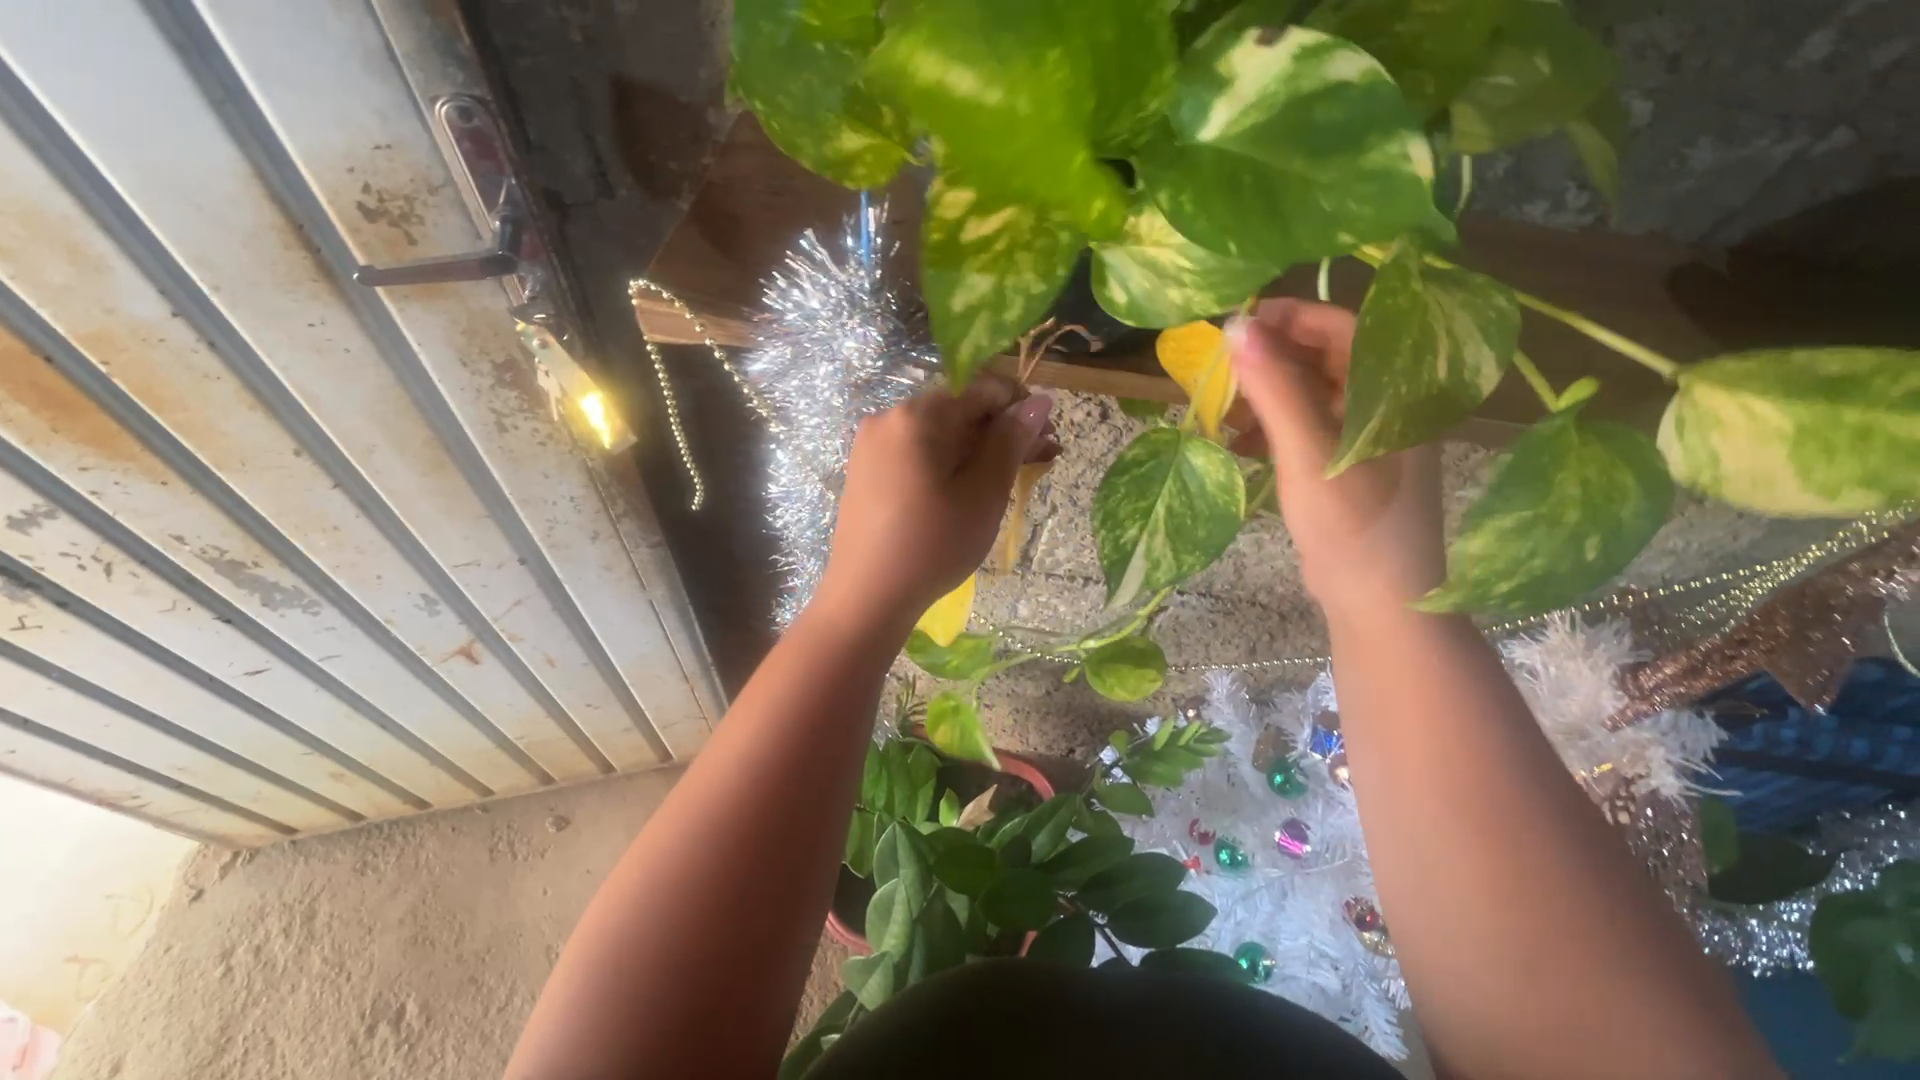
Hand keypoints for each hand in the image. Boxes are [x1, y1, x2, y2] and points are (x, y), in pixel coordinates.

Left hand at [815, 376, 1053, 631]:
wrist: (867, 599)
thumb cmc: (933, 545)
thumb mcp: (983, 493)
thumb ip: (1011, 441)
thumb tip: (1039, 400)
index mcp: (917, 415)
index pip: (983, 390)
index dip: (1022, 409)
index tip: (1049, 440)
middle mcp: (889, 418)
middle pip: (959, 410)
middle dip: (1001, 432)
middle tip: (1039, 463)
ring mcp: (872, 446)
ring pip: (939, 435)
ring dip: (978, 450)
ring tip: (1009, 481)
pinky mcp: (867, 472)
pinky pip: (917, 454)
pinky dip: (949, 465)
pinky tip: (970, 489)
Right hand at [1228, 299, 1445, 615]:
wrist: (1380, 602)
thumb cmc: (1352, 523)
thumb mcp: (1307, 450)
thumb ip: (1274, 387)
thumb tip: (1236, 325)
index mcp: (1393, 393)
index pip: (1343, 328)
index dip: (1291, 318)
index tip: (1239, 324)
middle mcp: (1387, 408)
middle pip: (1325, 361)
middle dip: (1271, 362)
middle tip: (1224, 373)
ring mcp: (1370, 441)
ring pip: (1313, 397)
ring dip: (1268, 398)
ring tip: (1226, 416)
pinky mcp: (1351, 470)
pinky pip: (1310, 431)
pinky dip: (1275, 431)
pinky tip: (1242, 447)